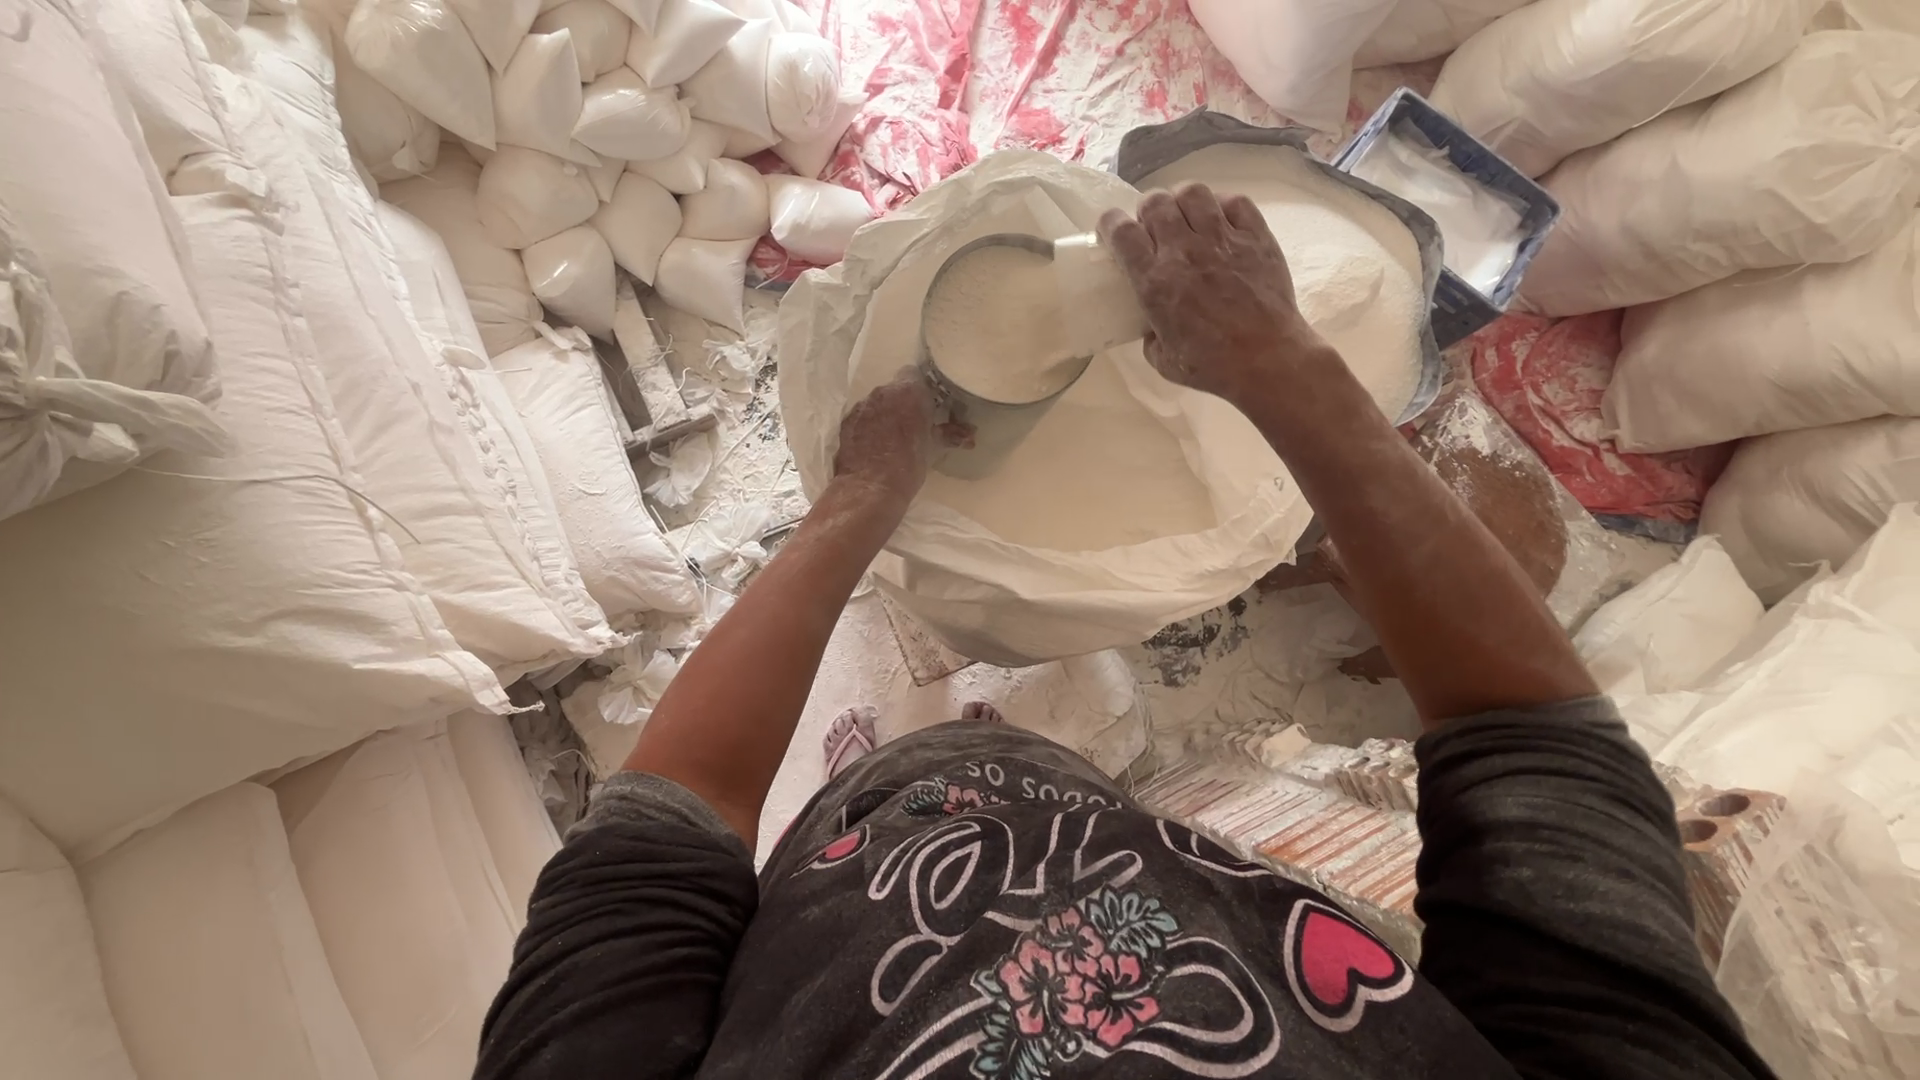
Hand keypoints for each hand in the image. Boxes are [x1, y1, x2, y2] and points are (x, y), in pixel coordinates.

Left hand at [832, 368, 938, 506]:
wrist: (869, 488)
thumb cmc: (908, 467)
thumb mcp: (933, 449)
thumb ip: (950, 435)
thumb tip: (968, 435)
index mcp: (910, 392)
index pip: (916, 374)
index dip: (922, 389)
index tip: (928, 405)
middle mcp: (883, 391)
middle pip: (896, 388)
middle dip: (904, 403)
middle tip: (913, 424)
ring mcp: (862, 405)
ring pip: (878, 402)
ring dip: (886, 414)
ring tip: (892, 438)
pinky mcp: (847, 421)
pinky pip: (863, 416)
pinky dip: (869, 425)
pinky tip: (873, 445)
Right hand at [1098, 184, 1324, 407]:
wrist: (1266, 358)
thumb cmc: (1211, 366)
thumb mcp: (1162, 359)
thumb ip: (1150, 336)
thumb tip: (1153, 325)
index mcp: (1155, 281)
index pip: (1122, 232)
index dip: (1111, 223)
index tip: (1112, 230)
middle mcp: (1183, 251)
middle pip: (1154, 203)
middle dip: (1147, 210)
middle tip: (1153, 228)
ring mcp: (1221, 239)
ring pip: (1192, 192)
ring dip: (1182, 202)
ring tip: (1186, 218)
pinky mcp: (1255, 236)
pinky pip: (1234, 201)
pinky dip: (1222, 205)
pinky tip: (1220, 221)